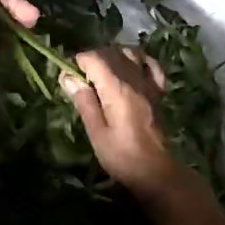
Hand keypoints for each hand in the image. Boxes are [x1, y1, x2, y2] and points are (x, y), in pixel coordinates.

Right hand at [62, 46, 181, 197]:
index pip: (92, 57)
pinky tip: (129, 69)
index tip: (70, 81)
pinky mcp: (157, 92)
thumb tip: (66, 76)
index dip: (77, 64)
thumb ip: (83, 100)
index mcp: (116, 89)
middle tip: (81, 81)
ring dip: (112, 57)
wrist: (158, 172)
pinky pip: (149, 65)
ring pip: (128, 53)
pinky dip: (137, 61)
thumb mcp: (96, 131)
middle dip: (91, 60)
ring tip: (102, 74)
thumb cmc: (122, 156)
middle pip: (109, 52)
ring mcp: (148, 84)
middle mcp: (133, 80)